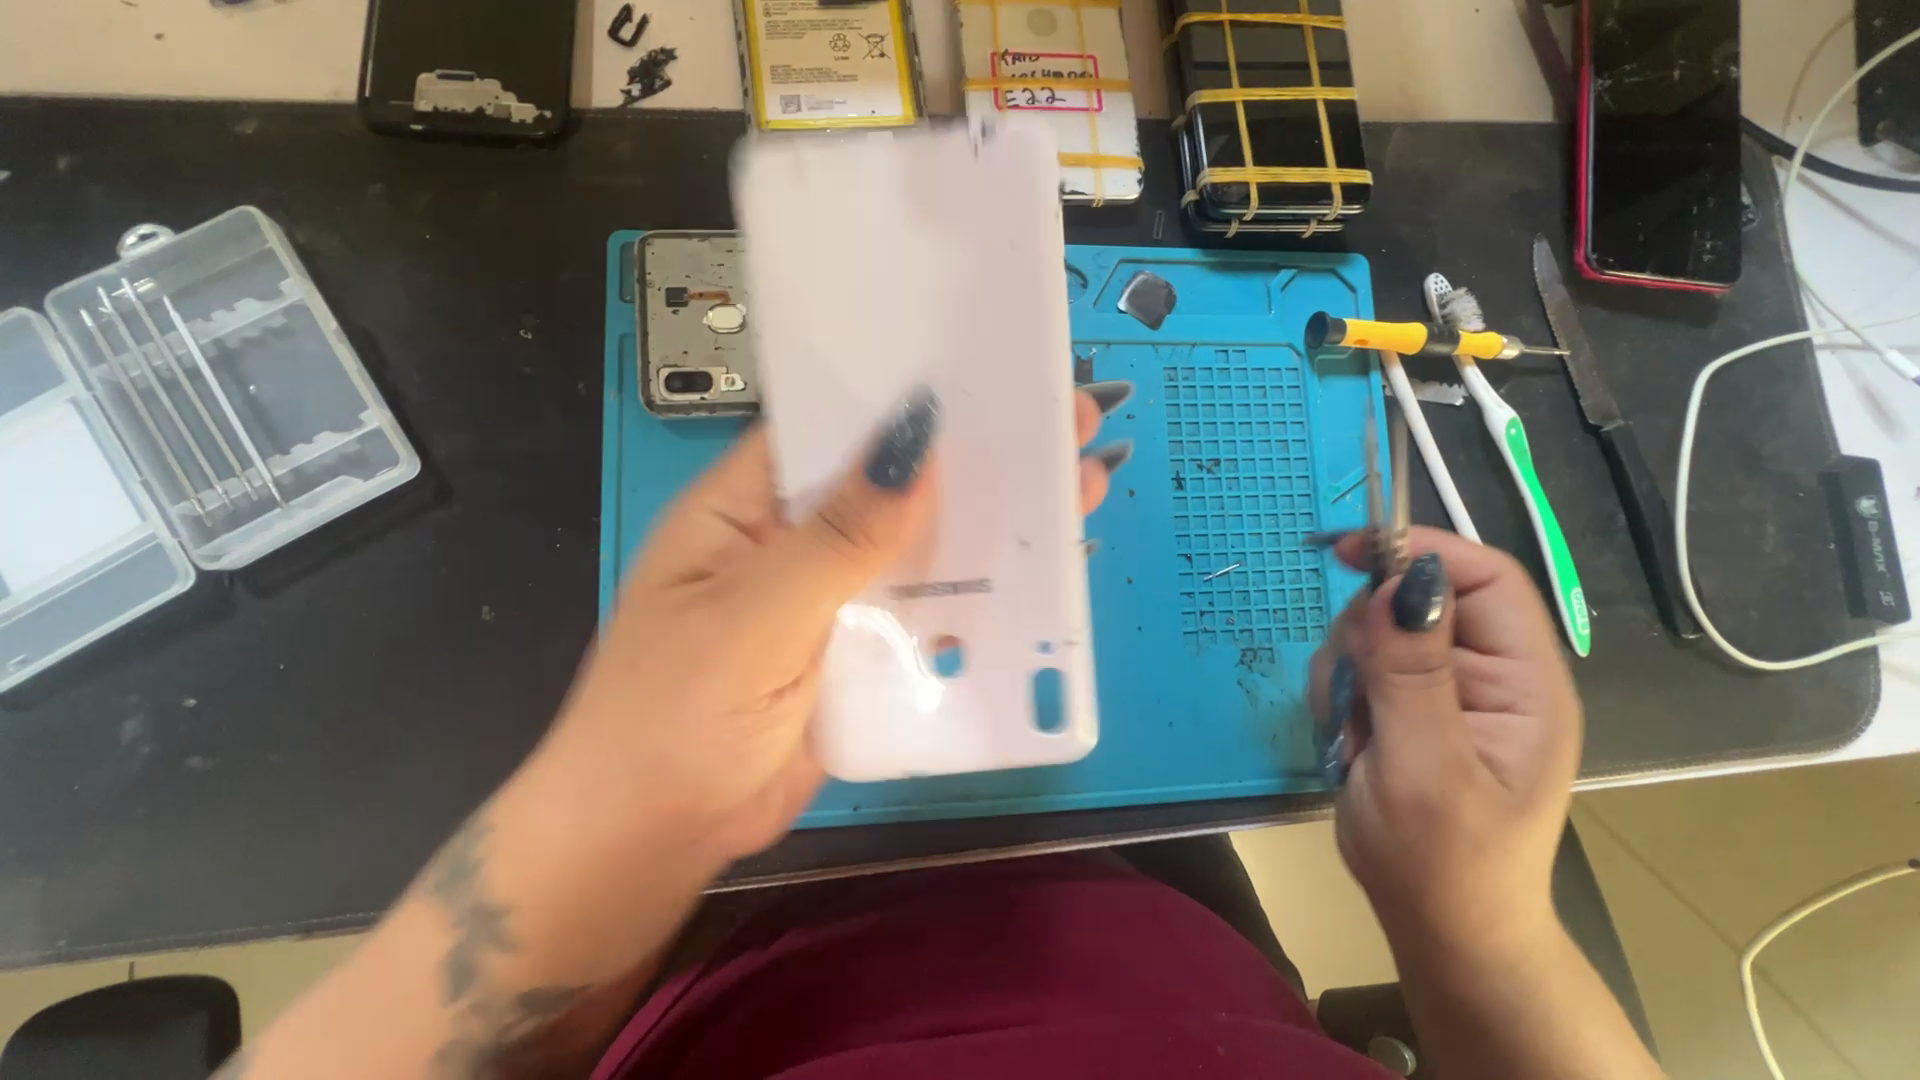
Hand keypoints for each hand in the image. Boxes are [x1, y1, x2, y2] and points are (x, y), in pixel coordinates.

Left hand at [527, 383, 1132, 862]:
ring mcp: (832, 599)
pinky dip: (978, 596)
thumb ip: (839, 538)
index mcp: (748, 506)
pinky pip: (926, 612)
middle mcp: (795, 540)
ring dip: (990, 525)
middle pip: (893, 486)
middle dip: (974, 458)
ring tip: (1079, 488)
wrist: (657, 837)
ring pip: (919, 549)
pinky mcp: (861, 654)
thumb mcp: (754, 618)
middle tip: (1069, 420)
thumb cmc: (676, 716)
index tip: (994, 371)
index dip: (909, 398)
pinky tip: (1046, 576)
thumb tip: (917, 442)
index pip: (834, 427)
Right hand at [1313, 528, 1581, 953]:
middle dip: (1366, 632)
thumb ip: (1411, 675)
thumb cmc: (1444, 860)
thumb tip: (1394, 582)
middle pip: (1417, 599)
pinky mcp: (1406, 706)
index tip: (1346, 553)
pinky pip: (1356, 666)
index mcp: (1524, 682)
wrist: (1437, 924)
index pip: (1486, 579)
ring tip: (1352, 733)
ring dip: (1345, 670)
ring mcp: (1444, 689)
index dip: (1421, 552)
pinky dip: (1336, 693)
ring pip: (1374, 631)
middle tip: (1350, 692)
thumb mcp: (1425, 769)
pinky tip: (1348, 739)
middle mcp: (1489, 673)